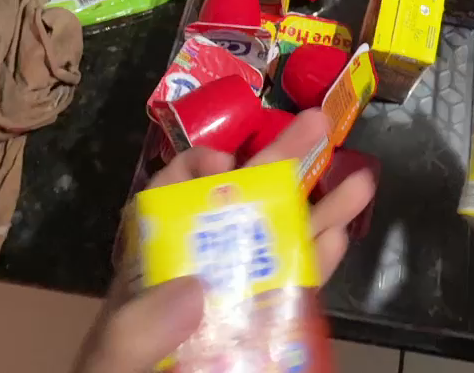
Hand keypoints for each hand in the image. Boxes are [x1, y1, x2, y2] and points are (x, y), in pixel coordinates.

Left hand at [72, 109, 375, 372]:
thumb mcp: (113, 358)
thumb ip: (140, 328)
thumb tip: (193, 289)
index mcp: (156, 260)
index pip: (173, 194)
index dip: (199, 167)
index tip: (225, 164)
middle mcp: (200, 265)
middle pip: (242, 203)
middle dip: (282, 161)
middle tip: (318, 123)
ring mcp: (234, 293)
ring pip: (278, 238)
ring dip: (319, 208)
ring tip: (360, 181)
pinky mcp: (261, 324)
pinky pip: (293, 286)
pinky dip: (318, 261)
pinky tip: (341, 236)